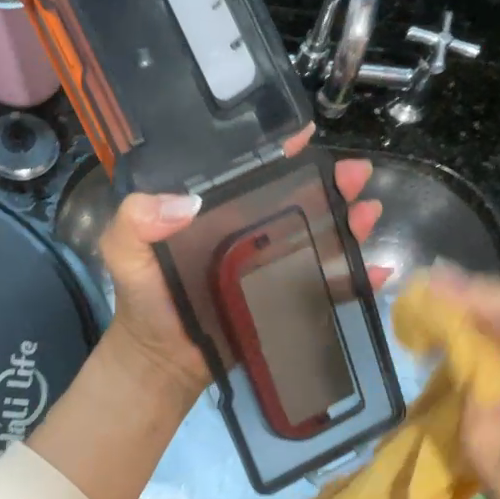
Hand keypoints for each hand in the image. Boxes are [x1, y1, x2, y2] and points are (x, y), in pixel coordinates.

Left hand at [98, 125, 384, 402]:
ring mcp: (271, 269)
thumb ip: (135, 221)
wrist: (162, 363)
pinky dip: (354, 280)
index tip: (307, 135)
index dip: (279, 153)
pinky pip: (324, 287)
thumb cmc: (144, 304)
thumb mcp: (124, 253)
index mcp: (214, 215)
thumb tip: (186, 204)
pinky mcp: (285, 302)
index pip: (249, 175)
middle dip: (330, 184)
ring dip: (349, 223)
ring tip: (369, 212)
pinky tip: (375, 272)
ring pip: (318, 238)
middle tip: (357, 174)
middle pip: (296, 202)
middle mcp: (248, 235)